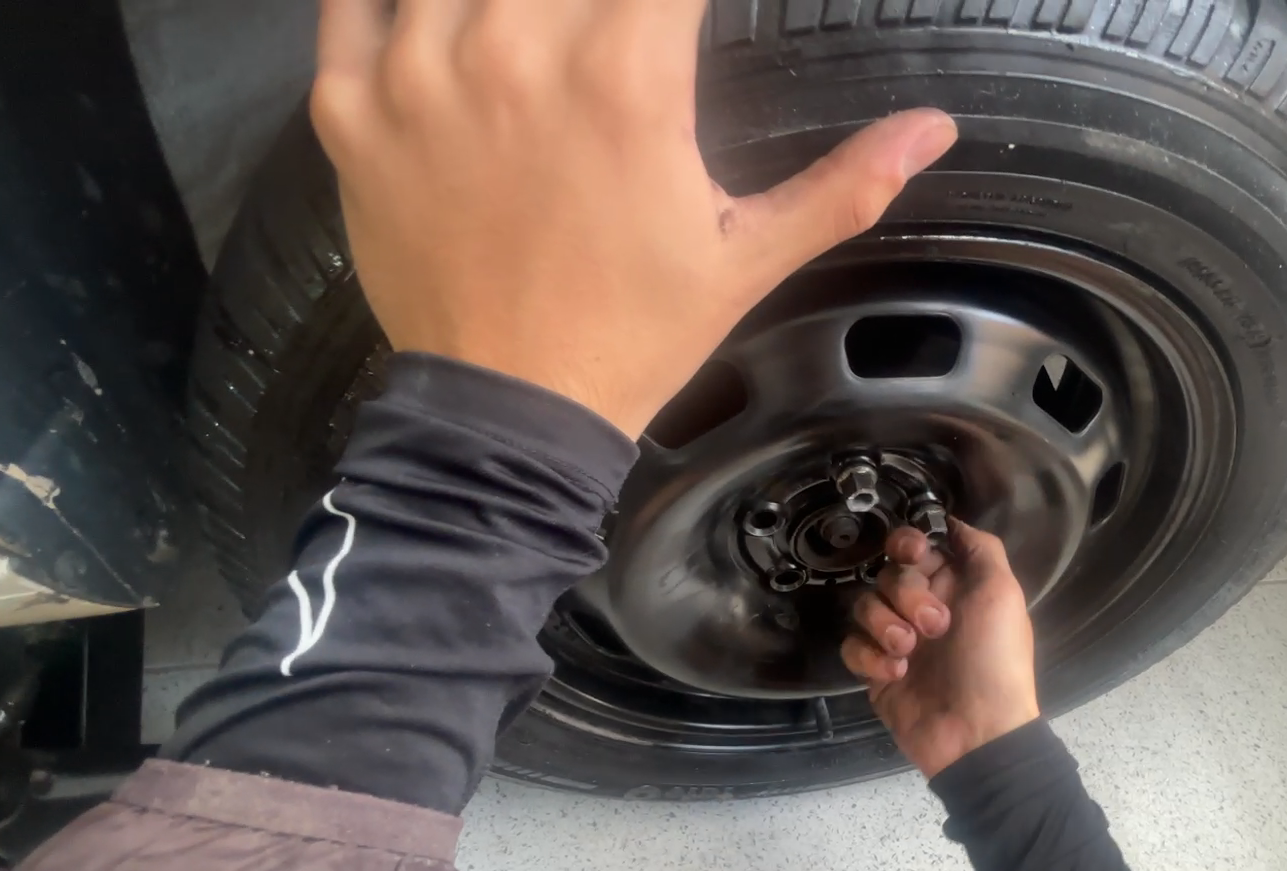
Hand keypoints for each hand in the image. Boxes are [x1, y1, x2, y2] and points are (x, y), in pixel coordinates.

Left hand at [310, 0, 957, 437]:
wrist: (518, 413)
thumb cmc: (638, 337)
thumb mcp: (748, 264)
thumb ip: (841, 185)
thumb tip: (935, 129)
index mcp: (626, 74)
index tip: (684, 26)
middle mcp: (513, 41)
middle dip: (610, 4)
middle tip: (621, 49)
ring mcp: (417, 68)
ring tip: (558, 51)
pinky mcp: (351, 108)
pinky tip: (452, 24)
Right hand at [841, 522, 1039, 777]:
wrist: (976, 732)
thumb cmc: (994, 658)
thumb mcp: (1002, 593)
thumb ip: (980, 549)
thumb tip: (952, 522)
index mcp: (954, 586)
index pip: (915, 547)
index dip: (906, 544)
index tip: (910, 553)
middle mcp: (922, 607)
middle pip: (888, 575)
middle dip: (905, 595)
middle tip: (934, 626)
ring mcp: (897, 639)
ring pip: (864, 606)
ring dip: (886, 627)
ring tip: (910, 653)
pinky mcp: (875, 669)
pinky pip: (852, 646)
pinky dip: (871, 658)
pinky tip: (896, 675)